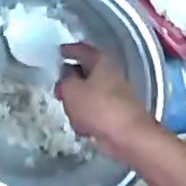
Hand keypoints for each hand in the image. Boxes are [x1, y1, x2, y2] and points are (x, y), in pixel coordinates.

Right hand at [55, 42, 160, 156]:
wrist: (128, 136)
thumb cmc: (98, 107)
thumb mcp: (72, 90)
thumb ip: (64, 80)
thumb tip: (66, 74)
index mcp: (101, 61)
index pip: (82, 49)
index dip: (68, 49)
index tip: (57, 52)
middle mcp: (110, 73)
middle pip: (85, 72)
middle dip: (70, 82)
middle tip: (58, 91)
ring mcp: (114, 94)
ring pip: (88, 93)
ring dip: (77, 102)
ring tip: (70, 112)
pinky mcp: (115, 113)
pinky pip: (95, 111)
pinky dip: (86, 117)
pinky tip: (82, 128)